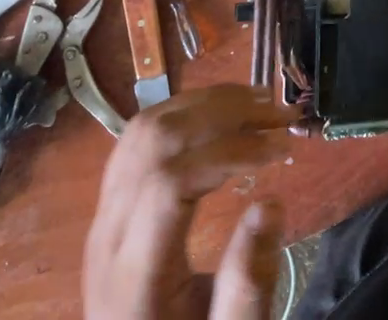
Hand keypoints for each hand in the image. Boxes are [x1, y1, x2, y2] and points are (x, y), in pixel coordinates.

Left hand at [83, 86, 292, 319]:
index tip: (283, 149)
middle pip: (155, 142)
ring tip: (259, 104)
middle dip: (224, 114)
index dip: (230, 152)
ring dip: (206, 104)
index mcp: (135, 272)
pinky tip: (223, 115)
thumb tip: (270, 202)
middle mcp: (109, 232)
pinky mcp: (111, 203)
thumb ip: (248, 283)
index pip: (170, 182)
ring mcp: (104, 213)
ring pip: (144, 129)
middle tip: (280, 115)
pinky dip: (185, 112)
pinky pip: (138, 137)